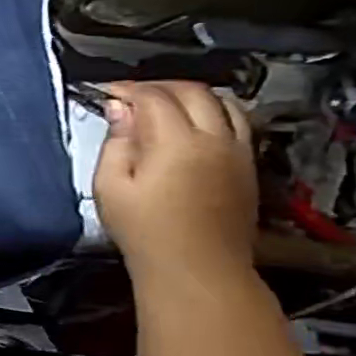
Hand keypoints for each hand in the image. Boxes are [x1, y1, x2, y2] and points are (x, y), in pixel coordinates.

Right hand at [94, 81, 256, 277]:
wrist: (197, 268)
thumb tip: (120, 110)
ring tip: (165, 105)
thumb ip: (116, 143)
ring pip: (223, 102)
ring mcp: (238, 152)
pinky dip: (214, 112)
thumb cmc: (144, 230)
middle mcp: (215, 139)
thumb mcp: (110, 187)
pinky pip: (238, 123)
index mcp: (177, 142)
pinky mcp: (248, 167)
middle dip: (159, 86)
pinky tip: (194, 125)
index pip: (153, 97)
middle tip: (132, 95)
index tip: (107, 93)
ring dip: (191, 95)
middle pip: (192, 91)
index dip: (127, 89)